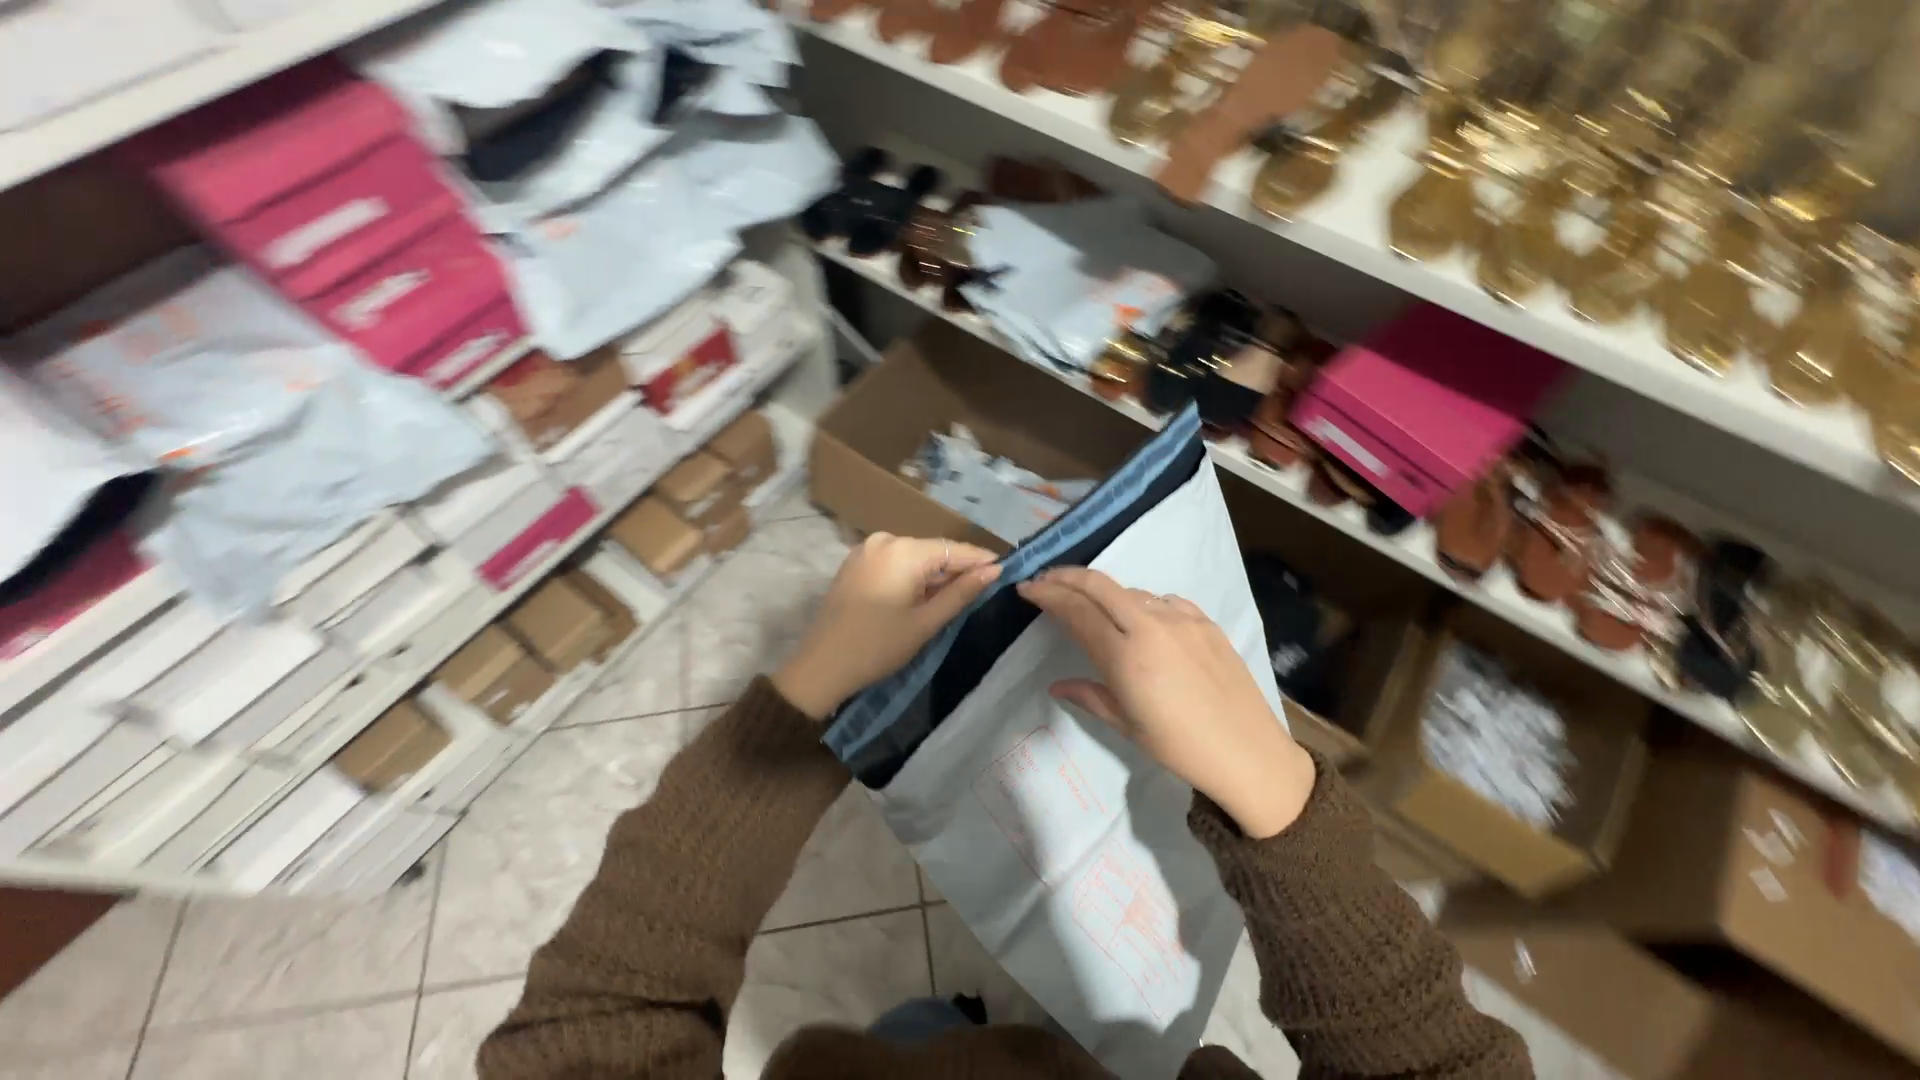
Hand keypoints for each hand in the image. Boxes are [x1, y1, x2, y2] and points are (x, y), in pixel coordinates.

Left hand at [773, 534, 1001, 719]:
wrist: (822, 666)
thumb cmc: (879, 646)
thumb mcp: (926, 622)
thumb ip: (961, 593)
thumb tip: (994, 571)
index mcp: (904, 550)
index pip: (954, 549)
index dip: (981, 560)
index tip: (1006, 569)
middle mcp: (884, 540)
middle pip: (933, 551)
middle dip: (957, 569)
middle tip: (984, 589)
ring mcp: (865, 550)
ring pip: (913, 557)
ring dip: (934, 575)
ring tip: (956, 597)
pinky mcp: (854, 564)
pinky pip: (894, 563)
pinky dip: (911, 576)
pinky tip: (922, 596)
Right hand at [1018, 567, 1315, 838]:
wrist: (1248, 752)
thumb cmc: (1179, 746)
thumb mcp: (1126, 725)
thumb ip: (1089, 695)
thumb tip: (1057, 685)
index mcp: (1125, 656)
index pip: (1076, 611)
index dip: (1047, 595)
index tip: (1026, 588)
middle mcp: (1151, 626)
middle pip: (1099, 585)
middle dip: (1066, 577)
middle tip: (1045, 580)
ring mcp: (1181, 620)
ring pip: (1131, 591)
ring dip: (1104, 592)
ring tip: (1090, 605)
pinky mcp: (1205, 621)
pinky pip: (1164, 600)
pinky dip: (1141, 602)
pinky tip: (1140, 618)